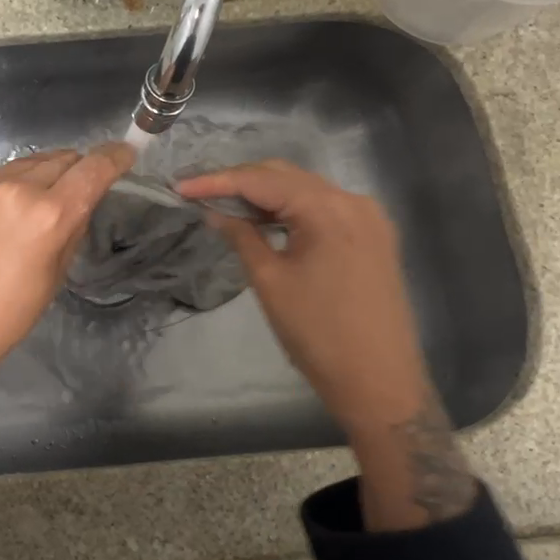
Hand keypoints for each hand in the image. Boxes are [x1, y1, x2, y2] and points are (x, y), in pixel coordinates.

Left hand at [0, 143, 134, 424]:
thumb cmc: (8, 315)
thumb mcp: (56, 274)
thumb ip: (73, 227)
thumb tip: (83, 200)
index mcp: (49, 215)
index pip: (93, 168)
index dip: (115, 158)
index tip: (127, 154)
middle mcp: (18, 188)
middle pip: (64, 158)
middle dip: (81, 169)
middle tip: (85, 189)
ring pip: (34, 161)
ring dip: (50, 172)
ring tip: (48, 200)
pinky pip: (5, 172)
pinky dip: (20, 181)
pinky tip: (16, 208)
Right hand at [179, 161, 475, 528]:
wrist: (379, 382)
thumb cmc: (318, 333)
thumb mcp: (270, 281)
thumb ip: (241, 236)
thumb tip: (215, 212)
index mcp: (327, 209)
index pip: (261, 181)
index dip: (216, 181)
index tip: (180, 187)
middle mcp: (352, 201)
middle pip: (286, 176)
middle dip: (241, 181)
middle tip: (199, 194)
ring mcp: (369, 219)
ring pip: (306, 190)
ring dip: (266, 194)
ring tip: (225, 206)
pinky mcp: (374, 238)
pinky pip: (325, 209)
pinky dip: (292, 210)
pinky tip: (266, 221)